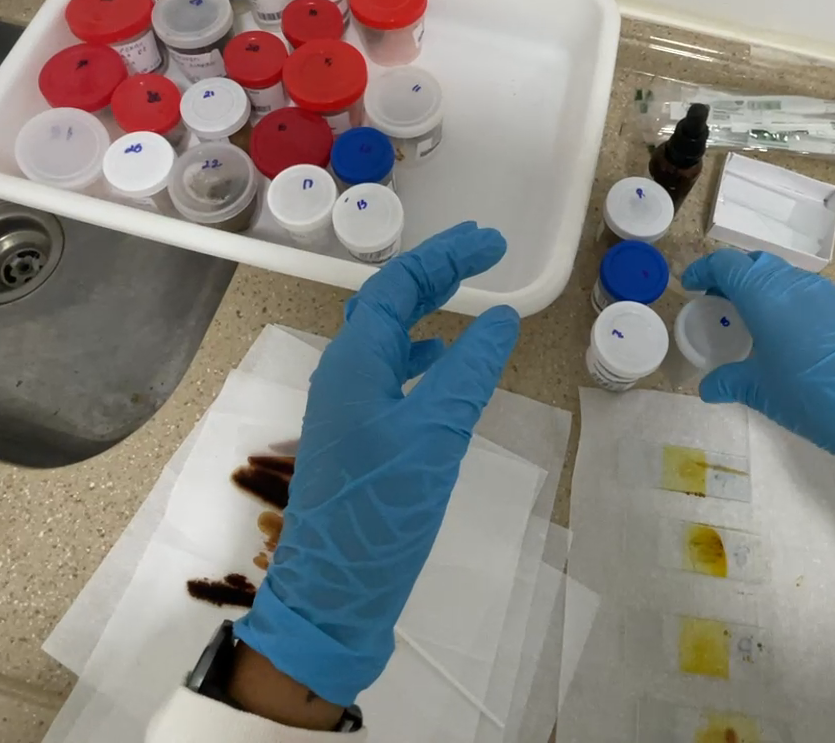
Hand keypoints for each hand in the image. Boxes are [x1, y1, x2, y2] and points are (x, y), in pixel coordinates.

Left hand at [233, 223, 521, 707]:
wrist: (333, 592)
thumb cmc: (382, 509)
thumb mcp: (437, 434)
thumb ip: (469, 370)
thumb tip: (501, 318)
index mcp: (357, 360)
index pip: (401, 284)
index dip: (447, 256)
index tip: (493, 242)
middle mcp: (345, 370)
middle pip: (391, 299)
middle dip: (437, 269)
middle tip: (484, 249)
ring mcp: (348, 401)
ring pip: (390, 332)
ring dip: (427, 304)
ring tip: (466, 289)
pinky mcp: (357, 430)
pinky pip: (391, 369)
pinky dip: (420, 350)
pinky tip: (441, 356)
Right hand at [681, 248, 834, 482]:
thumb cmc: (815, 397)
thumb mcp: (764, 393)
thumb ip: (730, 382)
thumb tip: (708, 386)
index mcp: (766, 295)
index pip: (726, 264)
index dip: (705, 270)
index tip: (692, 284)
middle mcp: (797, 285)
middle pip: (758, 264)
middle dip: (734, 277)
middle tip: (720, 300)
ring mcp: (832, 294)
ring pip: (789, 279)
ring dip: (767, 291)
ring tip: (756, 320)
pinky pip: (816, 297)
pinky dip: (795, 306)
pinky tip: (797, 337)